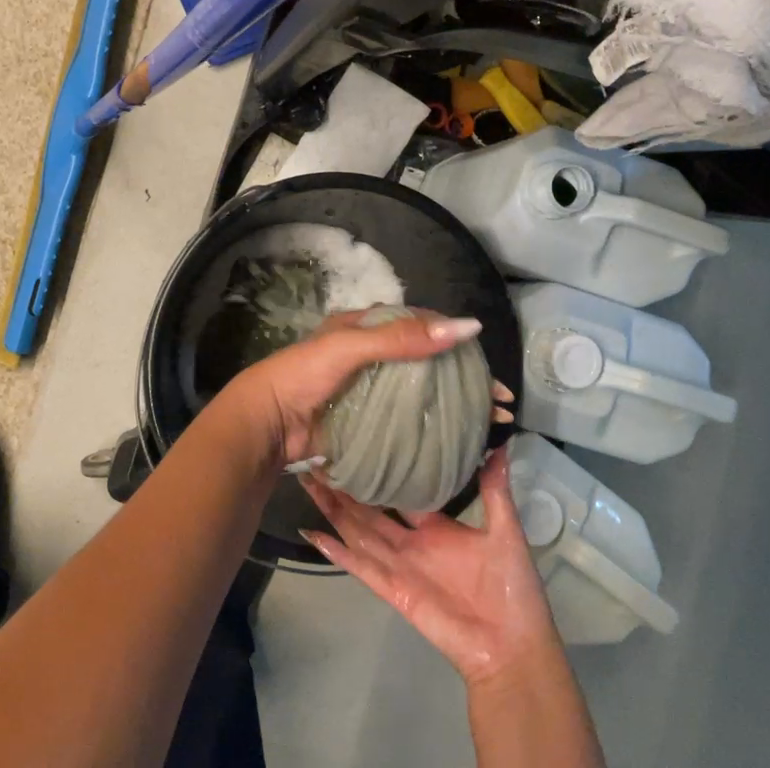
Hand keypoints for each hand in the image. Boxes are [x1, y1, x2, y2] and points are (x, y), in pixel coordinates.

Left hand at [214, 308, 484, 467]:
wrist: (267, 423)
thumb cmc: (304, 375)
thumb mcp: (351, 347)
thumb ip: (403, 338)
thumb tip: (467, 326)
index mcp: (365, 328)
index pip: (422, 327)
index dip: (458, 341)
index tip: (490, 365)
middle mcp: (371, 357)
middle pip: (428, 364)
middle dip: (467, 380)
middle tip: (502, 403)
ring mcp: (370, 393)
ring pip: (422, 394)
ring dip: (457, 406)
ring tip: (493, 425)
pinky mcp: (366, 423)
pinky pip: (408, 422)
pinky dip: (435, 428)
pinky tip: (460, 442)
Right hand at [299, 446, 553, 687]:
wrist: (511, 647)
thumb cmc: (512, 589)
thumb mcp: (506, 531)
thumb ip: (495, 489)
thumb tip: (500, 440)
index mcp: (436, 526)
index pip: (401, 492)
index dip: (381, 469)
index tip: (362, 441)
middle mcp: (411, 542)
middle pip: (370, 508)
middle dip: (345, 485)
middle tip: (319, 455)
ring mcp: (398, 565)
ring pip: (357, 530)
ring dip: (332, 507)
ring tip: (306, 480)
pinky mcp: (391, 588)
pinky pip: (359, 566)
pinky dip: (335, 550)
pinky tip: (312, 532)